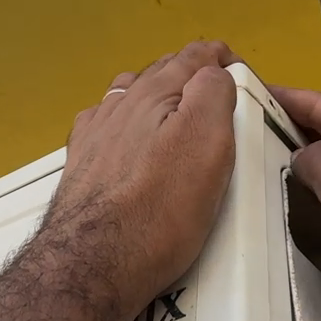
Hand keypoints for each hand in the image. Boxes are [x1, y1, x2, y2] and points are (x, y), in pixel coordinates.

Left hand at [43, 40, 240, 320]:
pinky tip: (130, 139)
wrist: (89, 264)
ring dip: (157, 92)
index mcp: (155, 91)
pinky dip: (126, 119)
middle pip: (162, 70)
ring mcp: (95, 130)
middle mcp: (121, 101)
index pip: (194, 55)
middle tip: (218, 96)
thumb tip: (214, 73)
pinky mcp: (80, 161)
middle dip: (192, 74)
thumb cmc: (159, 206)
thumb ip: (213, 93)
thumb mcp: (206, 143)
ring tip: (176, 113)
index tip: (240, 71)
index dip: (221, 57)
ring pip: (131, 92)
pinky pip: (106, 122)